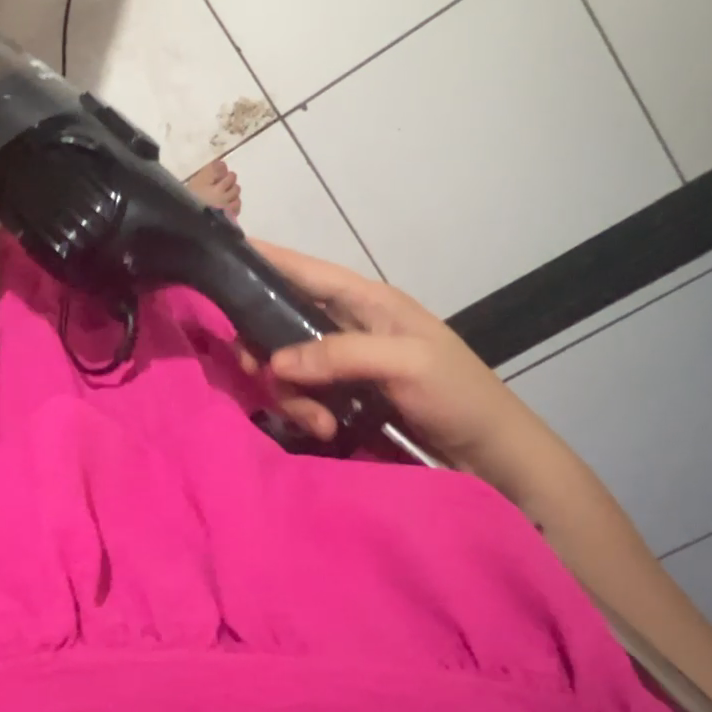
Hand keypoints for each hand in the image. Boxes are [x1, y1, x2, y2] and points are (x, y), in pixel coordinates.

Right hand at [248, 241, 559, 480]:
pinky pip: (299, 394)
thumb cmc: (458, 395)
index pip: (303, 269)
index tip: (220, 254)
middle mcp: (345, 325)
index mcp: (365, 300)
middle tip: (259, 374)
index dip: (263, 258)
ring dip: (289, 393)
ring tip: (318, 423)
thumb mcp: (407, 364)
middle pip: (277, 321)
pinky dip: (303, 411)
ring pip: (283, 363)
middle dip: (264, 349)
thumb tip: (274, 360)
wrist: (491, 457)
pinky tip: (325, 430)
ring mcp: (341, 363)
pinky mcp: (340, 396)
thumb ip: (339, 354)